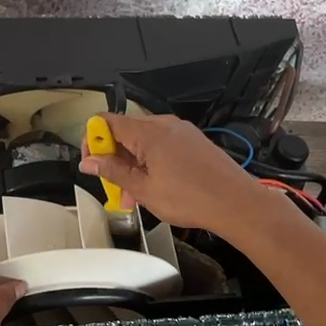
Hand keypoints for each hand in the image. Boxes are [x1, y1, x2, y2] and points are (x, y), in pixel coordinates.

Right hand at [79, 113, 277, 232]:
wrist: (236, 203)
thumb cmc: (193, 198)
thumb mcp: (144, 189)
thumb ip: (113, 172)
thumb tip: (89, 162)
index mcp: (149, 133)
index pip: (106, 122)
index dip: (93, 141)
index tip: (91, 163)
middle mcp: (165, 125)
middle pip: (125, 133)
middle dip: (114, 160)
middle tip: (113, 188)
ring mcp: (182, 132)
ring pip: (144, 143)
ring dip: (133, 166)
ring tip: (134, 197)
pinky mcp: (193, 142)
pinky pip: (163, 147)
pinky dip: (151, 164)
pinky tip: (154, 189)